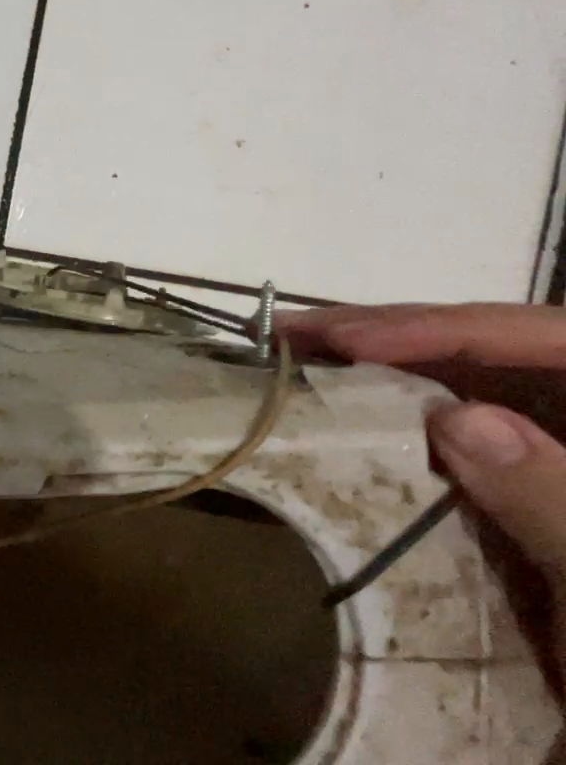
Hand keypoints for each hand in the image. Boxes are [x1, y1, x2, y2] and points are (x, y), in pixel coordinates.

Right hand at [278, 303, 565, 688]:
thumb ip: (557, 503)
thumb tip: (456, 418)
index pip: (555, 340)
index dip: (451, 327)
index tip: (347, 339)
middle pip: (501, 348)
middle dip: (398, 332)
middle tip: (291, 333)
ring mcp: (551, 457)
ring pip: (470, 382)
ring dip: (382, 363)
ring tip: (294, 353)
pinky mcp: (521, 491)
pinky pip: (455, 432)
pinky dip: (390, 414)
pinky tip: (334, 405)